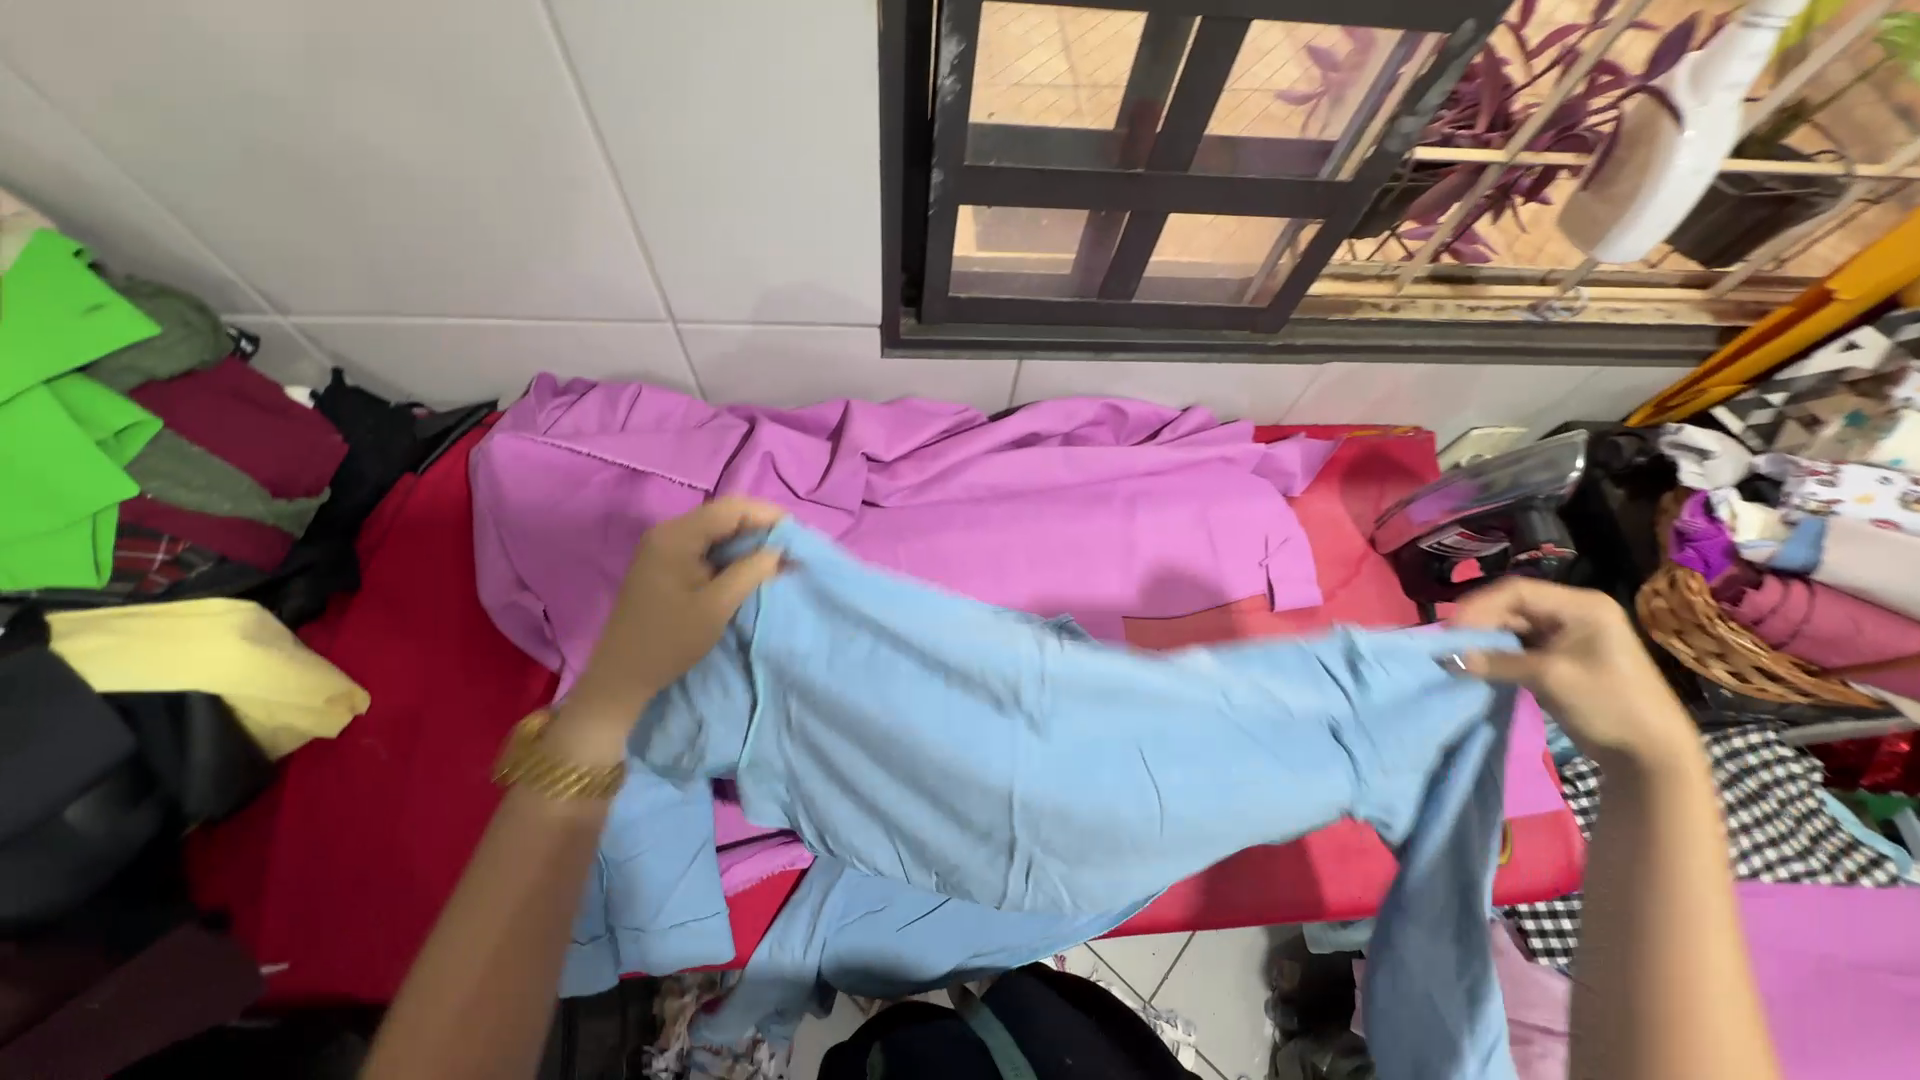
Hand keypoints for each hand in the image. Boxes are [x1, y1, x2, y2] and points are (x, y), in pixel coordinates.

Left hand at [558, 498, 785, 738]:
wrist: (622, 675)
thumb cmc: (668, 641)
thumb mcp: (716, 607)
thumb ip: (749, 572)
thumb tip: (778, 551)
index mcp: (676, 536)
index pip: (731, 508)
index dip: (767, 516)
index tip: (797, 535)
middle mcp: (668, 533)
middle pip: (723, 516)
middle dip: (759, 529)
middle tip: (791, 549)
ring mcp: (664, 548)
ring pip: (716, 532)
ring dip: (747, 543)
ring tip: (777, 559)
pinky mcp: (666, 565)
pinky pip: (705, 548)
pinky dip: (730, 555)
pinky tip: (749, 570)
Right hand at [1450, 577, 1696, 770]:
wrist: (1649, 753)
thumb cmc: (1609, 704)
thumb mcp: (1550, 678)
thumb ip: (1497, 662)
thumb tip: (1447, 658)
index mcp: (1582, 606)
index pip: (1517, 591)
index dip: (1479, 606)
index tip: (1450, 630)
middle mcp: (1573, 613)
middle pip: (1513, 606)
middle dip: (1479, 623)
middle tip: (1449, 643)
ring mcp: (1566, 636)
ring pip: (1513, 627)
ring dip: (1485, 639)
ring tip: (1457, 653)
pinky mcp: (1558, 658)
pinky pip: (1519, 646)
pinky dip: (1497, 654)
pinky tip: (1477, 663)